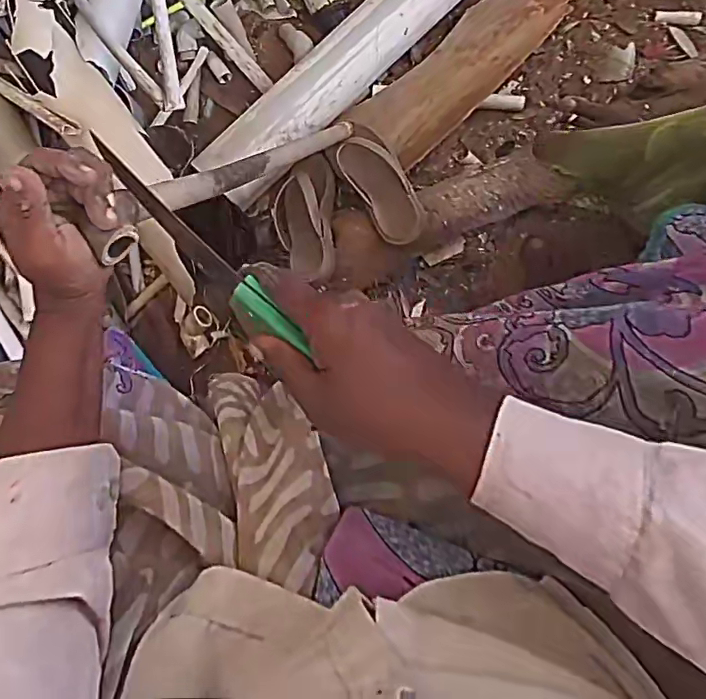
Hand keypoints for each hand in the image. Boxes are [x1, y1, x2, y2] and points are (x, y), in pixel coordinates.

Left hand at [0, 148, 118, 307]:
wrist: (82, 294)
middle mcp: (48, 191)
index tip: (84, 178)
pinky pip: (115, 191)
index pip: (42, 159)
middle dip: (93, 187)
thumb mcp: (41, 245)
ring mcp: (73, 195)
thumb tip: (15, 177)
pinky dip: (118, 208)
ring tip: (103, 223)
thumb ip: (30, 209)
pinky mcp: (96, 202)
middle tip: (98, 212)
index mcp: (25, 197)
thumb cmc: (58, 277)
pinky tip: (110, 225)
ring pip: (98, 172)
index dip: (64, 163)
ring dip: (106, 199)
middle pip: (75, 161)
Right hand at [243, 269, 504, 489]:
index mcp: (325, 315)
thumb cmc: (375, 413)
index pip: (283, 285)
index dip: (262, 293)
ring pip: (334, 314)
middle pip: (309, 300)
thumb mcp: (318, 400)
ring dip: (323, 334)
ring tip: (333, 379)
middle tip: (296, 363)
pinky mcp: (396, 325)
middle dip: (295, 323)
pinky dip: (347, 340)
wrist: (451, 420)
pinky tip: (361, 378)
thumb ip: (285, 363)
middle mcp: (350, 303)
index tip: (254, 313)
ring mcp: (376, 311)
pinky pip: (356, 323)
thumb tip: (262, 336)